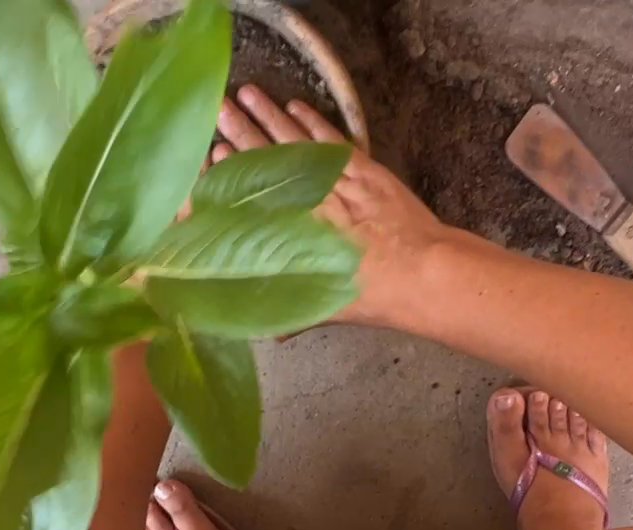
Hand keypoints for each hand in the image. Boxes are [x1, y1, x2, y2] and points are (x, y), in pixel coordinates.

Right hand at [215, 85, 453, 327]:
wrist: (422, 273)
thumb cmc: (373, 296)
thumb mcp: (327, 311)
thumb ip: (294, 314)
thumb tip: (270, 333)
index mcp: (293, 230)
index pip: (252, 194)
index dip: (231, 173)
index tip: (211, 155)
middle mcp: (309, 197)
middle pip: (268, 157)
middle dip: (240, 130)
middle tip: (218, 108)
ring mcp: (338, 178)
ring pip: (295, 139)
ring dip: (270, 115)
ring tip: (245, 92)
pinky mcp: (364, 169)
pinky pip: (330, 138)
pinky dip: (312, 121)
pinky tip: (294, 107)